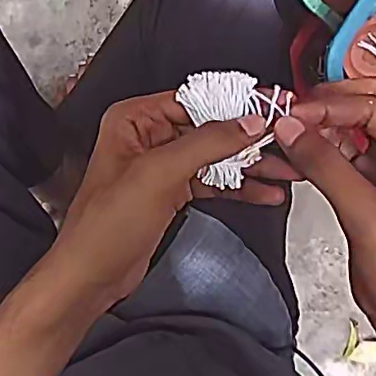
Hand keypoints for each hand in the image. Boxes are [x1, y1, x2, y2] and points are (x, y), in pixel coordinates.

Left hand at [53, 92, 266, 305]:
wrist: (91, 275)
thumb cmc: (103, 225)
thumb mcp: (158, 174)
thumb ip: (206, 143)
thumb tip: (246, 122)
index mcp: (134, 119)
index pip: (195, 99)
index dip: (234, 103)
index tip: (269, 105)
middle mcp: (147, 137)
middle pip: (210, 127)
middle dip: (249, 138)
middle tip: (284, 138)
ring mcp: (161, 165)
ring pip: (216, 156)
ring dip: (250, 164)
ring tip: (284, 168)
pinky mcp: (172, 191)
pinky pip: (213, 181)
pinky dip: (239, 186)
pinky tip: (264, 191)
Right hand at [271, 82, 375, 339]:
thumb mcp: (369, 218)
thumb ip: (328, 167)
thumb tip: (295, 128)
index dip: (334, 107)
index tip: (297, 113)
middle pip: (369, 107)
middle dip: (327, 107)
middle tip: (292, 113)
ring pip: (350, 128)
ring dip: (317, 129)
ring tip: (286, 132)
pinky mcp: (371, 183)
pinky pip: (339, 154)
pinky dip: (315, 152)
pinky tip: (292, 154)